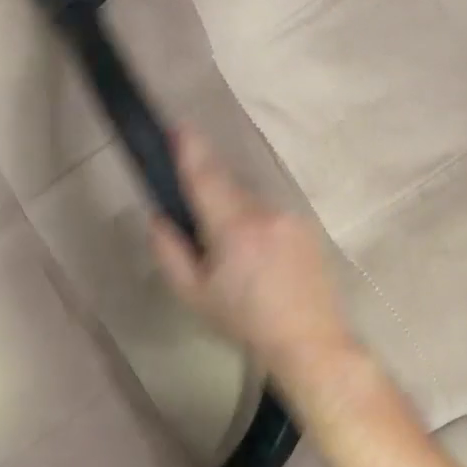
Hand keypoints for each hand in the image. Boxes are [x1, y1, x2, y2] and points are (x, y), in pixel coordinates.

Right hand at [149, 128, 359, 384]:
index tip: (178, 126)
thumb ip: (169, 252)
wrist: (308, 341)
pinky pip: (269, 218)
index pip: (205, 177)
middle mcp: (264, 213)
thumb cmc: (243, 321)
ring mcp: (290, 219)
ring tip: (229, 263)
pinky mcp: (306, 229)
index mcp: (233, 227)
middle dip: (208, 199)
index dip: (190, 150)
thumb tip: (158, 219)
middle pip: (226, 191)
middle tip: (195, 232)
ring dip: (232, 220)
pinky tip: (254, 265)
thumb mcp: (192, 295)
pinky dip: (254, 231)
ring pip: (248, 206)